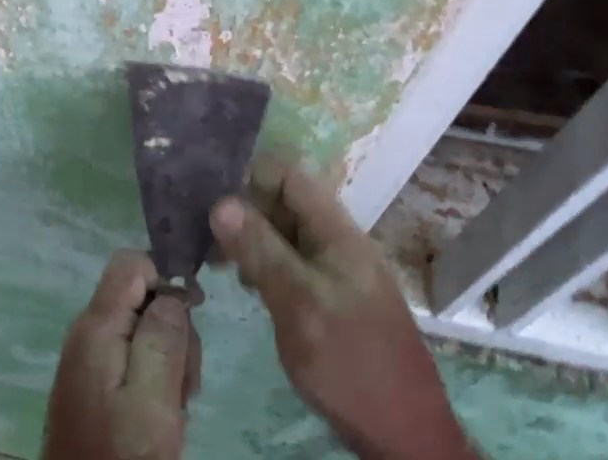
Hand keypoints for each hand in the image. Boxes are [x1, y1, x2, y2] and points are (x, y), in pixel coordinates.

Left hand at [42, 251, 200, 459]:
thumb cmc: (122, 455)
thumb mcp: (152, 399)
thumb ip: (162, 340)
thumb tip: (172, 290)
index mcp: (96, 326)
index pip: (129, 262)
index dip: (165, 274)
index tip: (196, 308)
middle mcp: (88, 332)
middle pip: (140, 297)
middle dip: (174, 329)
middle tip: (187, 380)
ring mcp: (89, 358)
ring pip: (142, 330)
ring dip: (170, 360)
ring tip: (177, 405)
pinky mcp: (95, 382)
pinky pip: (134, 359)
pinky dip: (157, 379)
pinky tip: (164, 412)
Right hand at [210, 157, 475, 459]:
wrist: (404, 433)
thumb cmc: (350, 364)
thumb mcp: (299, 304)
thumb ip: (261, 251)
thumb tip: (220, 200)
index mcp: (338, 233)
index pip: (288, 176)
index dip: (248, 177)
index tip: (208, 199)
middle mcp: (339, 242)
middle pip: (284, 202)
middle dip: (243, 210)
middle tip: (203, 236)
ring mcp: (337, 270)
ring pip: (285, 233)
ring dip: (250, 239)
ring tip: (215, 261)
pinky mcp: (331, 296)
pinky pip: (291, 261)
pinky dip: (264, 263)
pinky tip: (245, 285)